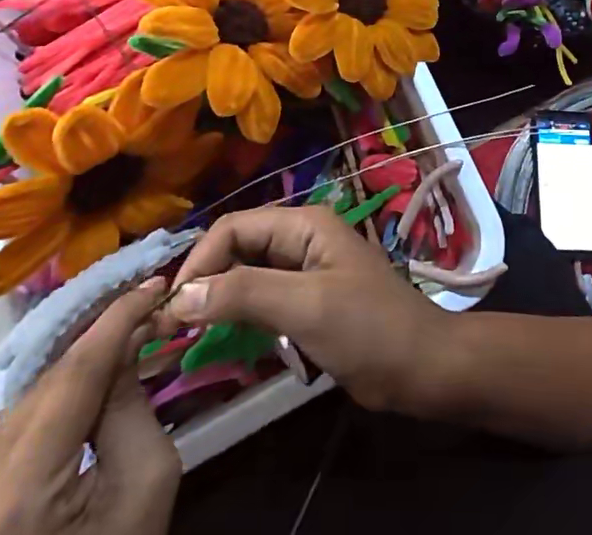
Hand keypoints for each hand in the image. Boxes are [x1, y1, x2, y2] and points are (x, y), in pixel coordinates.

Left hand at [0, 281, 179, 534]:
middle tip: (150, 317)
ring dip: (76, 373)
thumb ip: (137, 417)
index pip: (74, 373)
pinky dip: (49, 407)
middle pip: (46, 385)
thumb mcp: (141, 494)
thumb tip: (123, 358)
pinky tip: (81, 403)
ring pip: (23, 405)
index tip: (154, 283)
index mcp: (19, 484)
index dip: (117, 320)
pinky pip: (4, 434)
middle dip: (101, 343)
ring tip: (124, 352)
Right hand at [160, 206, 449, 411]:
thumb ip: (244, 293)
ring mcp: (307, 273)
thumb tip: (180, 294)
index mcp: (306, 225)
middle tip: (173, 329)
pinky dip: (240, 317)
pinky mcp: (309, 304)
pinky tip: (223, 340)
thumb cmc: (368, 329)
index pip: (234, 228)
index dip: (199, 262)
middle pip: (238, 249)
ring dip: (219, 301)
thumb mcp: (306, 305)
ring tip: (190, 337)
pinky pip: (263, 302)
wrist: (420, 366)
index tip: (171, 310)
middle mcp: (303, 240)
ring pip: (248, 277)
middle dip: (205, 282)